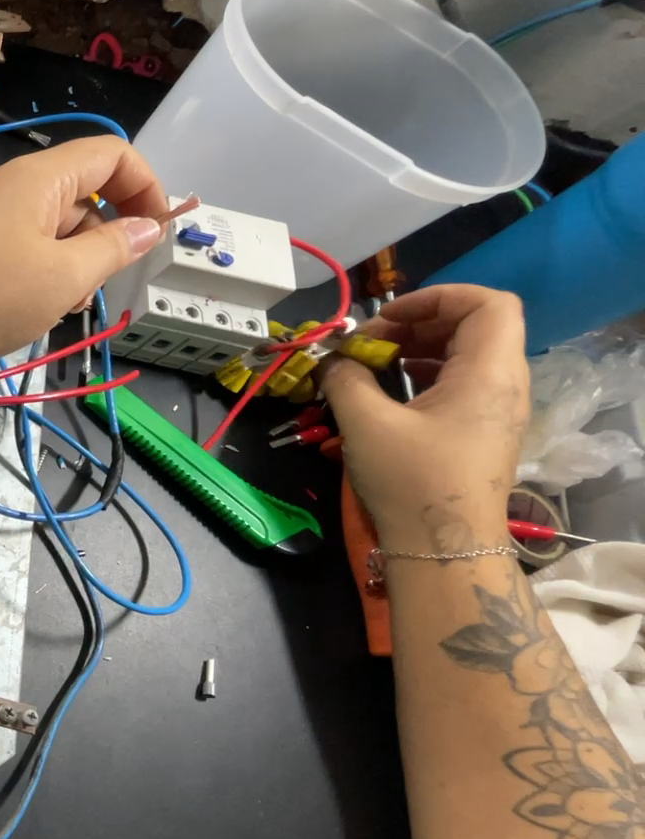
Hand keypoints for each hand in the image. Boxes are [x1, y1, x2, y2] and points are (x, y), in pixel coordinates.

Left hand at [0, 135, 169, 373]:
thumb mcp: (64, 278)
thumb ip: (114, 247)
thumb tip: (148, 227)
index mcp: (38, 178)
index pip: (112, 154)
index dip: (145, 186)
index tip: (155, 231)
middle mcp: (10, 186)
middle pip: (81, 193)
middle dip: (101, 236)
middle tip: (93, 285)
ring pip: (51, 227)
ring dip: (69, 262)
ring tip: (57, 305)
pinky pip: (19, 246)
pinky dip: (37, 271)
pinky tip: (30, 308)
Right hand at [319, 285, 529, 551]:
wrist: (442, 540)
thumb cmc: (410, 477)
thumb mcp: (365, 425)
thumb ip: (346, 382)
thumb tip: (335, 363)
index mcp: (488, 372)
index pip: (486, 304)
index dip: (435, 297)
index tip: (383, 317)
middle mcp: (503, 383)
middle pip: (473, 326)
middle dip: (415, 324)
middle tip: (366, 344)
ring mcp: (494, 408)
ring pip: (464, 355)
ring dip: (415, 350)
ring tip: (369, 367)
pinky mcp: (479, 429)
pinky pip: (457, 382)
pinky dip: (421, 375)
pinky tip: (385, 393)